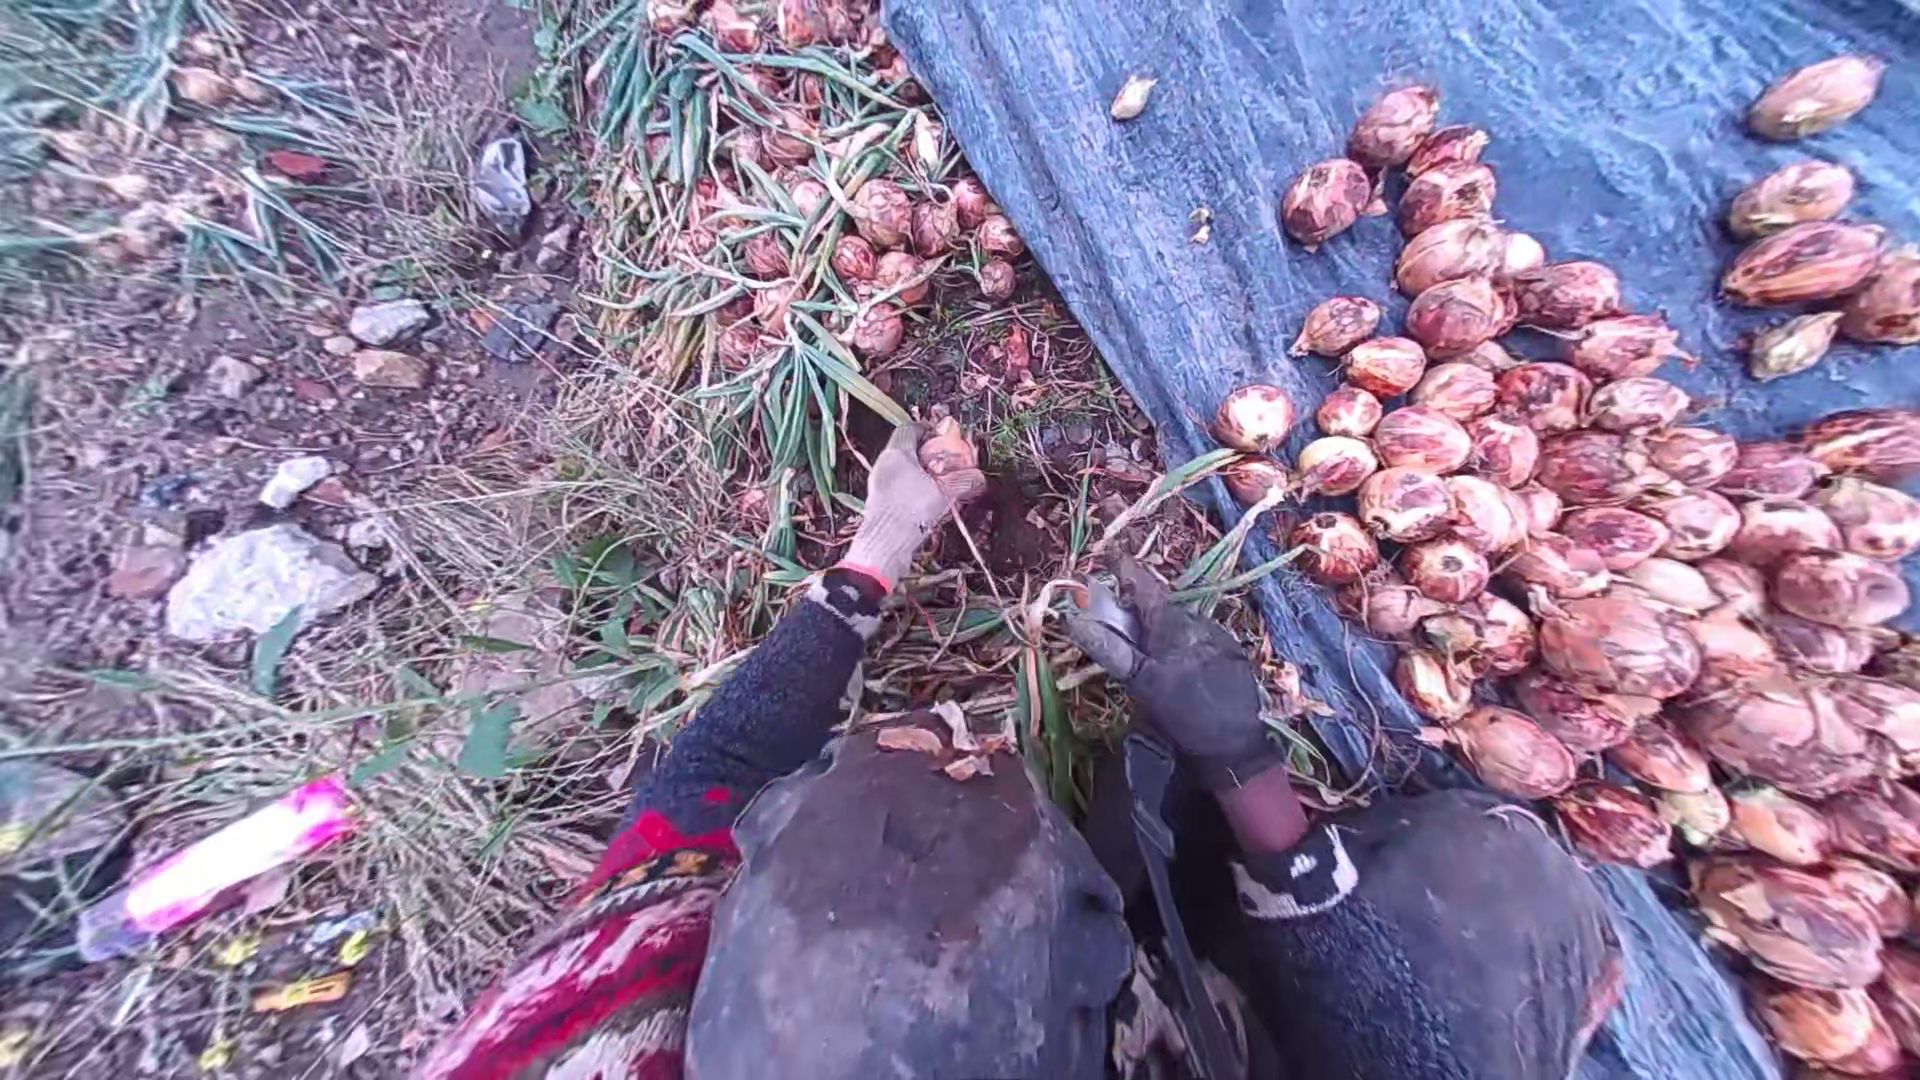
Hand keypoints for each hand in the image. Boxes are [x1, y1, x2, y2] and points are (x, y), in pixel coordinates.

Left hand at [840, 422, 984, 588]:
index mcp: (896, 453)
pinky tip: (925, 503)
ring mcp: (878, 484)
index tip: (940, 436)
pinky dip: (911, 490)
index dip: (926, 430)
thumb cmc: (911, 511)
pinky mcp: (878, 503)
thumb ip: (963, 481)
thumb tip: (979, 477)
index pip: (909, 429)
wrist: (885, 544)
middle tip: (944, 463)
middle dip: (925, 455)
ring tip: (938, 485)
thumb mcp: (944, 492)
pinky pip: (897, 488)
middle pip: (905, 450)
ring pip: (901, 471)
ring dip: (919, 474)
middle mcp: (883, 465)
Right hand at [1065, 556, 1279, 788]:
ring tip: (1144, 651)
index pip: (1142, 582)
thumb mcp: (1139, 681)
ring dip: (1156, 627)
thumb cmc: (1183, 712)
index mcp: (1172, 622)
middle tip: (1114, 618)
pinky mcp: (1230, 652)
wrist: (1236, 747)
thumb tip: (1073, 620)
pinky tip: (1174, 665)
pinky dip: (1176, 642)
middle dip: (1135, 607)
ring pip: (1176, 622)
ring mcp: (1217, 635)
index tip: (1106, 555)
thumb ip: (1109, 648)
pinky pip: (1194, 637)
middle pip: (1157, 604)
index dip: (1122, 566)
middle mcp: (1197, 620)